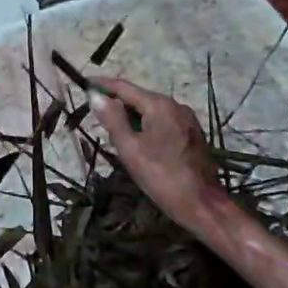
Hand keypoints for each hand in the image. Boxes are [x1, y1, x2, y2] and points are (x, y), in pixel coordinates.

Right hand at [91, 77, 223, 235]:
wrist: (201, 204)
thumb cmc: (161, 176)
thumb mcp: (130, 149)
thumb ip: (113, 119)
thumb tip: (96, 97)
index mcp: (159, 105)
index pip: (124, 87)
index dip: (103, 85)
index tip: (85, 83)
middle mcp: (175, 105)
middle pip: (139, 97)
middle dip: (117, 103)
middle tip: (97, 115)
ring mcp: (187, 119)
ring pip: (151, 110)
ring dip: (132, 116)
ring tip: (115, 132)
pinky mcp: (192, 133)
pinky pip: (163, 121)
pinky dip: (147, 125)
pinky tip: (139, 141)